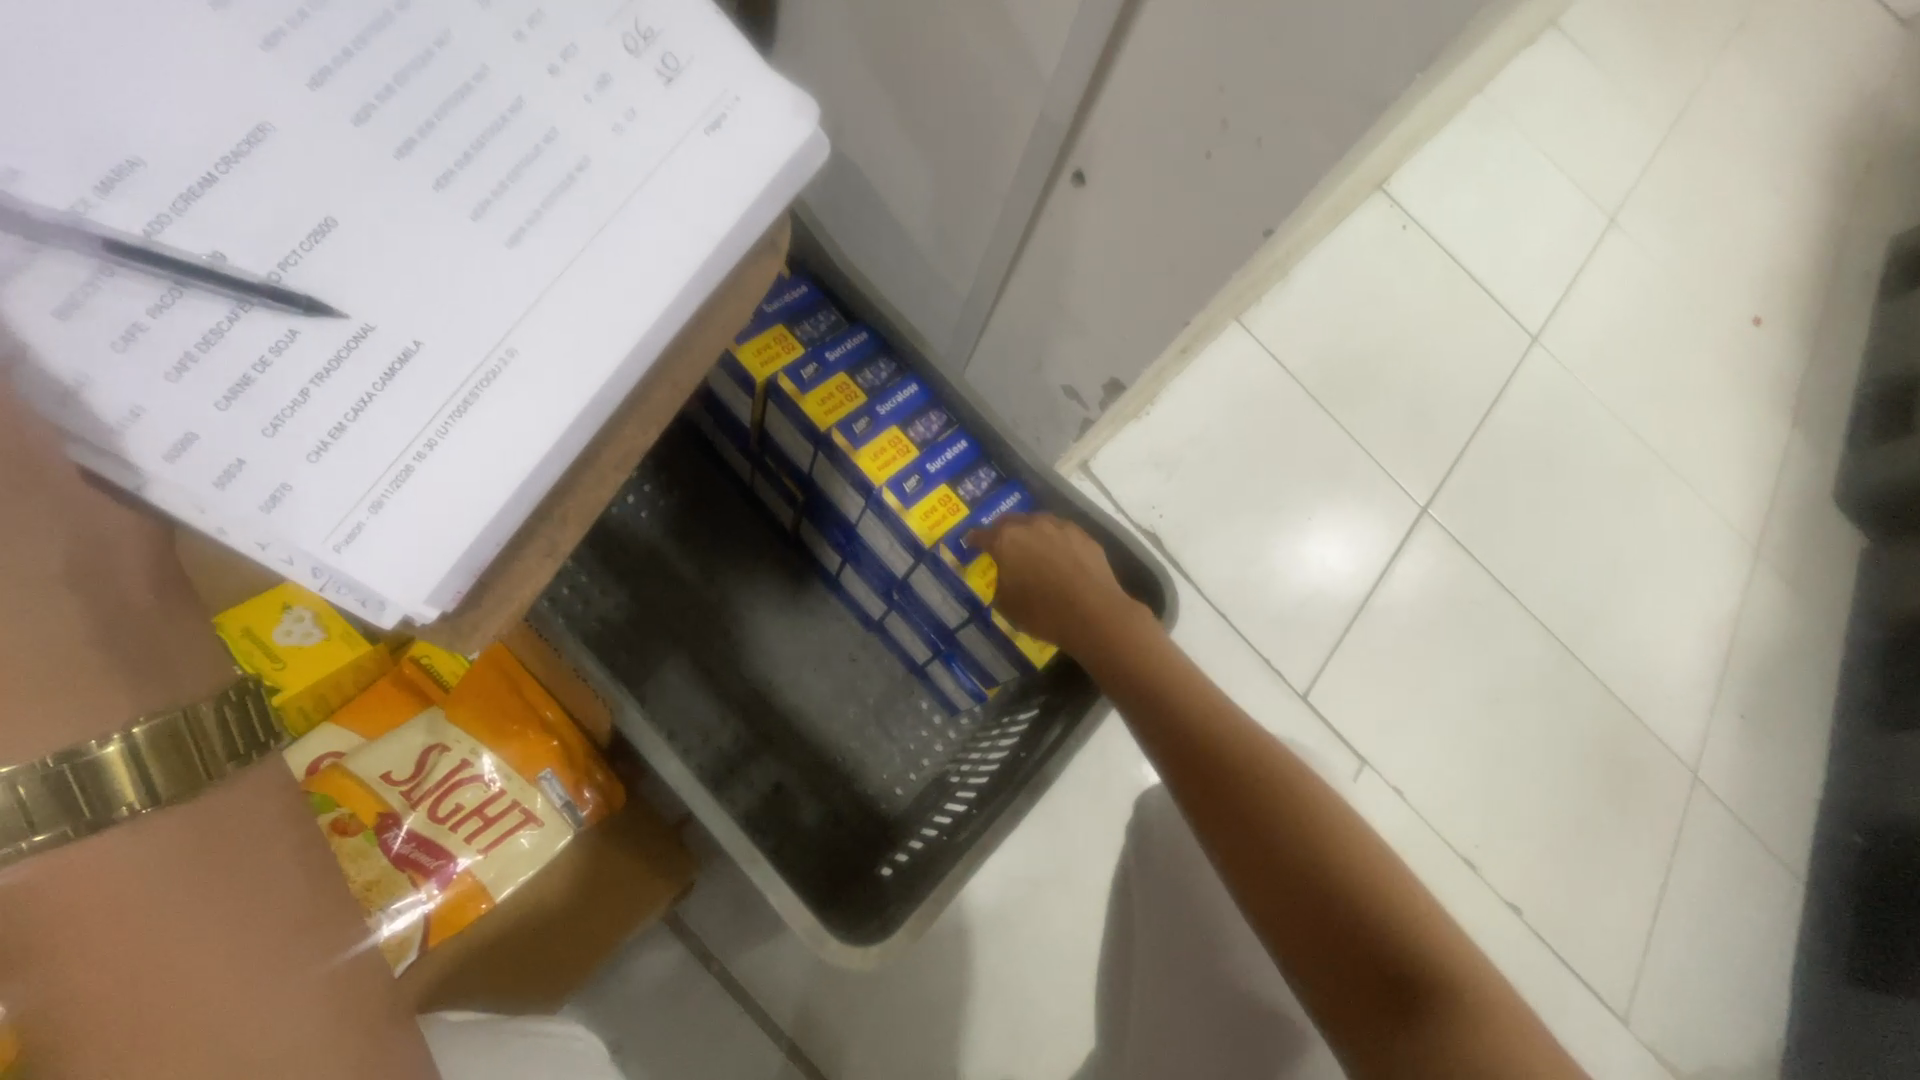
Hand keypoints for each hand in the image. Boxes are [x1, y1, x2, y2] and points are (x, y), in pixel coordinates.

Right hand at [967, 513, 1148, 656]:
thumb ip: (999, 584)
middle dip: (1002, 532)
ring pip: (1038, 523)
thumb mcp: (1006, 605)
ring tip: (1033, 550)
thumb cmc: (1042, 612)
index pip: (981, 535)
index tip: (971, 544)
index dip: (974, 540)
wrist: (1094, 613)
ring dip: (1031, 533)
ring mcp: (1060, 527)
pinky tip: (1060, 557)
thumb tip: (1004, 576)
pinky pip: (1062, 533)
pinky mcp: (1084, 535)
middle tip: (1002, 546)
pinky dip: (1055, 542)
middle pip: (1010, 521)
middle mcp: (1032, 525)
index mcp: (1006, 540)